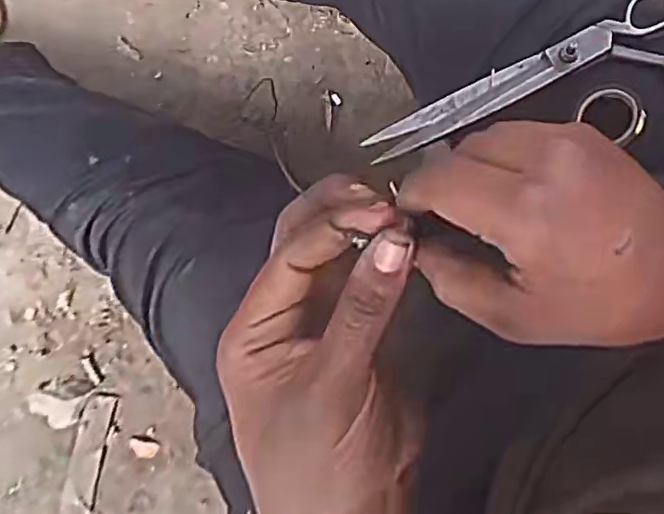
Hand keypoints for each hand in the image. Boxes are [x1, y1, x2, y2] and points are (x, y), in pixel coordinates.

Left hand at [217, 175, 419, 513]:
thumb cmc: (320, 467)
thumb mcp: (335, 387)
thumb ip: (364, 309)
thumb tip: (396, 238)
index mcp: (256, 328)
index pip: (291, 254)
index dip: (336, 226)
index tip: (383, 214)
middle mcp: (286, 310)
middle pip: (302, 234)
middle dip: (340, 207)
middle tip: (384, 196)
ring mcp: (325, 311)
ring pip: (337, 244)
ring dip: (364, 219)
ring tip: (399, 208)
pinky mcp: (362, 317)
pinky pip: (370, 267)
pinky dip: (387, 245)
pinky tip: (408, 235)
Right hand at [396, 120, 663, 346]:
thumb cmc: (602, 300)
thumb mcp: (517, 314)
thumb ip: (454, 280)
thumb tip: (419, 248)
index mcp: (524, 211)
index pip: (439, 177)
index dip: (414, 193)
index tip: (411, 210)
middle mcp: (542, 161)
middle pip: (461, 148)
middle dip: (445, 177)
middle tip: (450, 211)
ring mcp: (564, 137)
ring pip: (488, 132)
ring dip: (474, 161)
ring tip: (488, 198)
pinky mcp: (578, 129)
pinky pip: (520, 129)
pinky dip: (506, 152)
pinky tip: (521, 184)